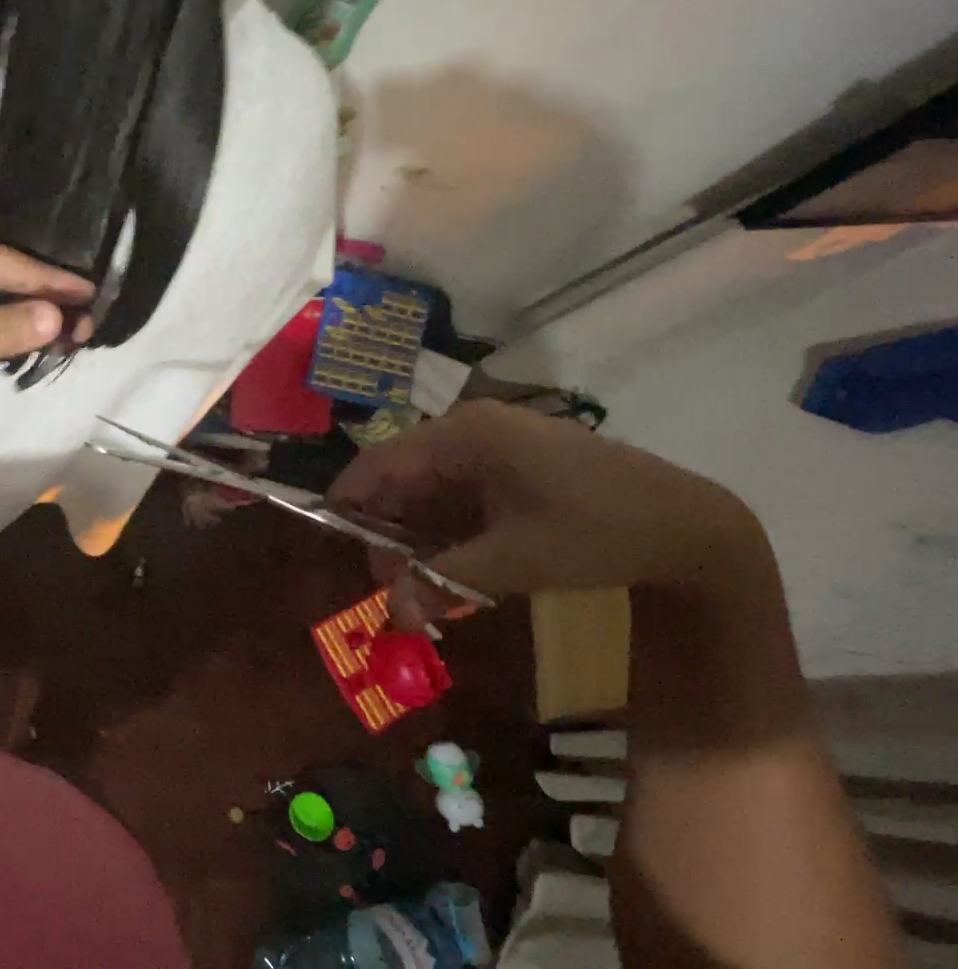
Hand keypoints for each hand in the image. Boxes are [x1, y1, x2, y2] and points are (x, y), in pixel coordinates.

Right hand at [328, 400, 762, 628]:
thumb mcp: (513, 562)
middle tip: (397, 588)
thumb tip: (391, 615)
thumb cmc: (598, 533)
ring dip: (419, 539)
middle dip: (390, 534)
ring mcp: (490, 444)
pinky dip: (447, 532)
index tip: (349, 561)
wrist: (696, 526)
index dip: (350, 511)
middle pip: (398, 479)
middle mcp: (467, 430)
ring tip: (427, 585)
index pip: (375, 466)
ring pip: (425, 491)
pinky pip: (456, 495)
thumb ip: (441, 582)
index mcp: (461, 436)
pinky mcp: (510, 464)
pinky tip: (458, 567)